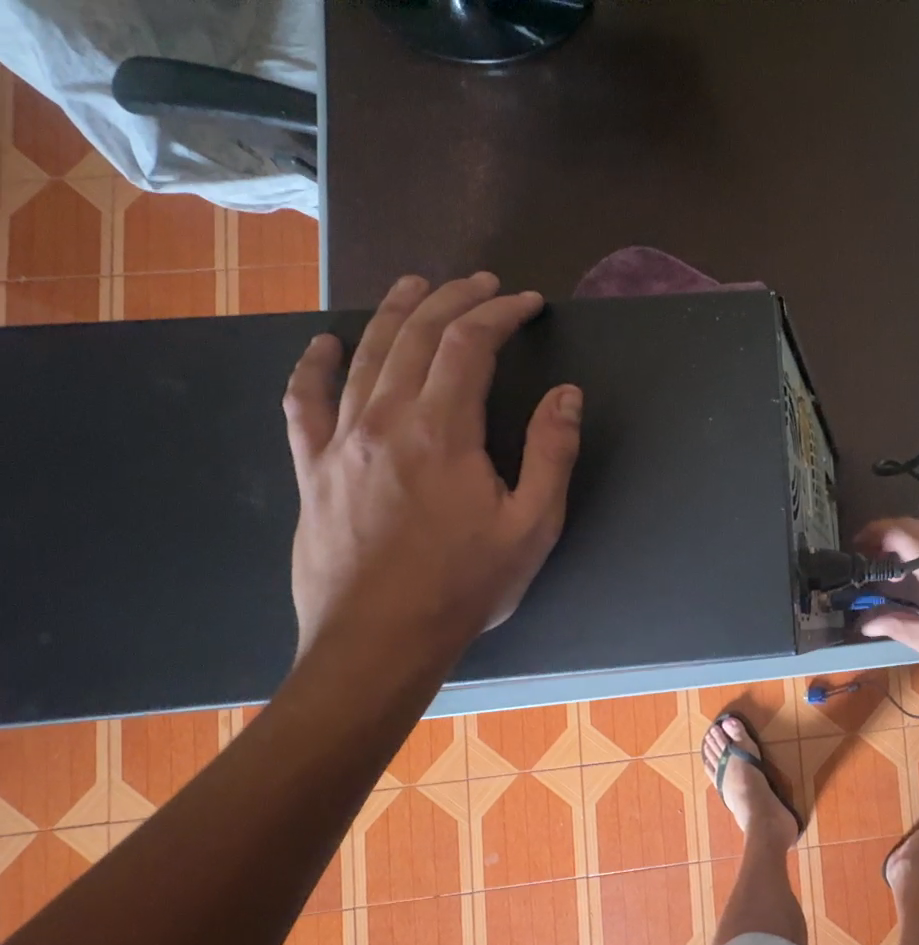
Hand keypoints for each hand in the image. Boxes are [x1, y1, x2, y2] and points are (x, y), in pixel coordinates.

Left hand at [283, 273, 581, 658]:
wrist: (378, 639)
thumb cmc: (466, 585)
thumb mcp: (533, 525)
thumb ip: (552, 454)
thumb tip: (566, 395)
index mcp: (441, 432)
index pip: (468, 345)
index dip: (500, 314)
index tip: (529, 303)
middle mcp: (383, 420)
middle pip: (415, 337)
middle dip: (453, 300)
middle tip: (484, 284)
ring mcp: (339, 440)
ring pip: (364, 356)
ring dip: (395, 313)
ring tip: (418, 285)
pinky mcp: (314, 467)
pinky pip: (305, 401)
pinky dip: (316, 365)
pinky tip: (326, 344)